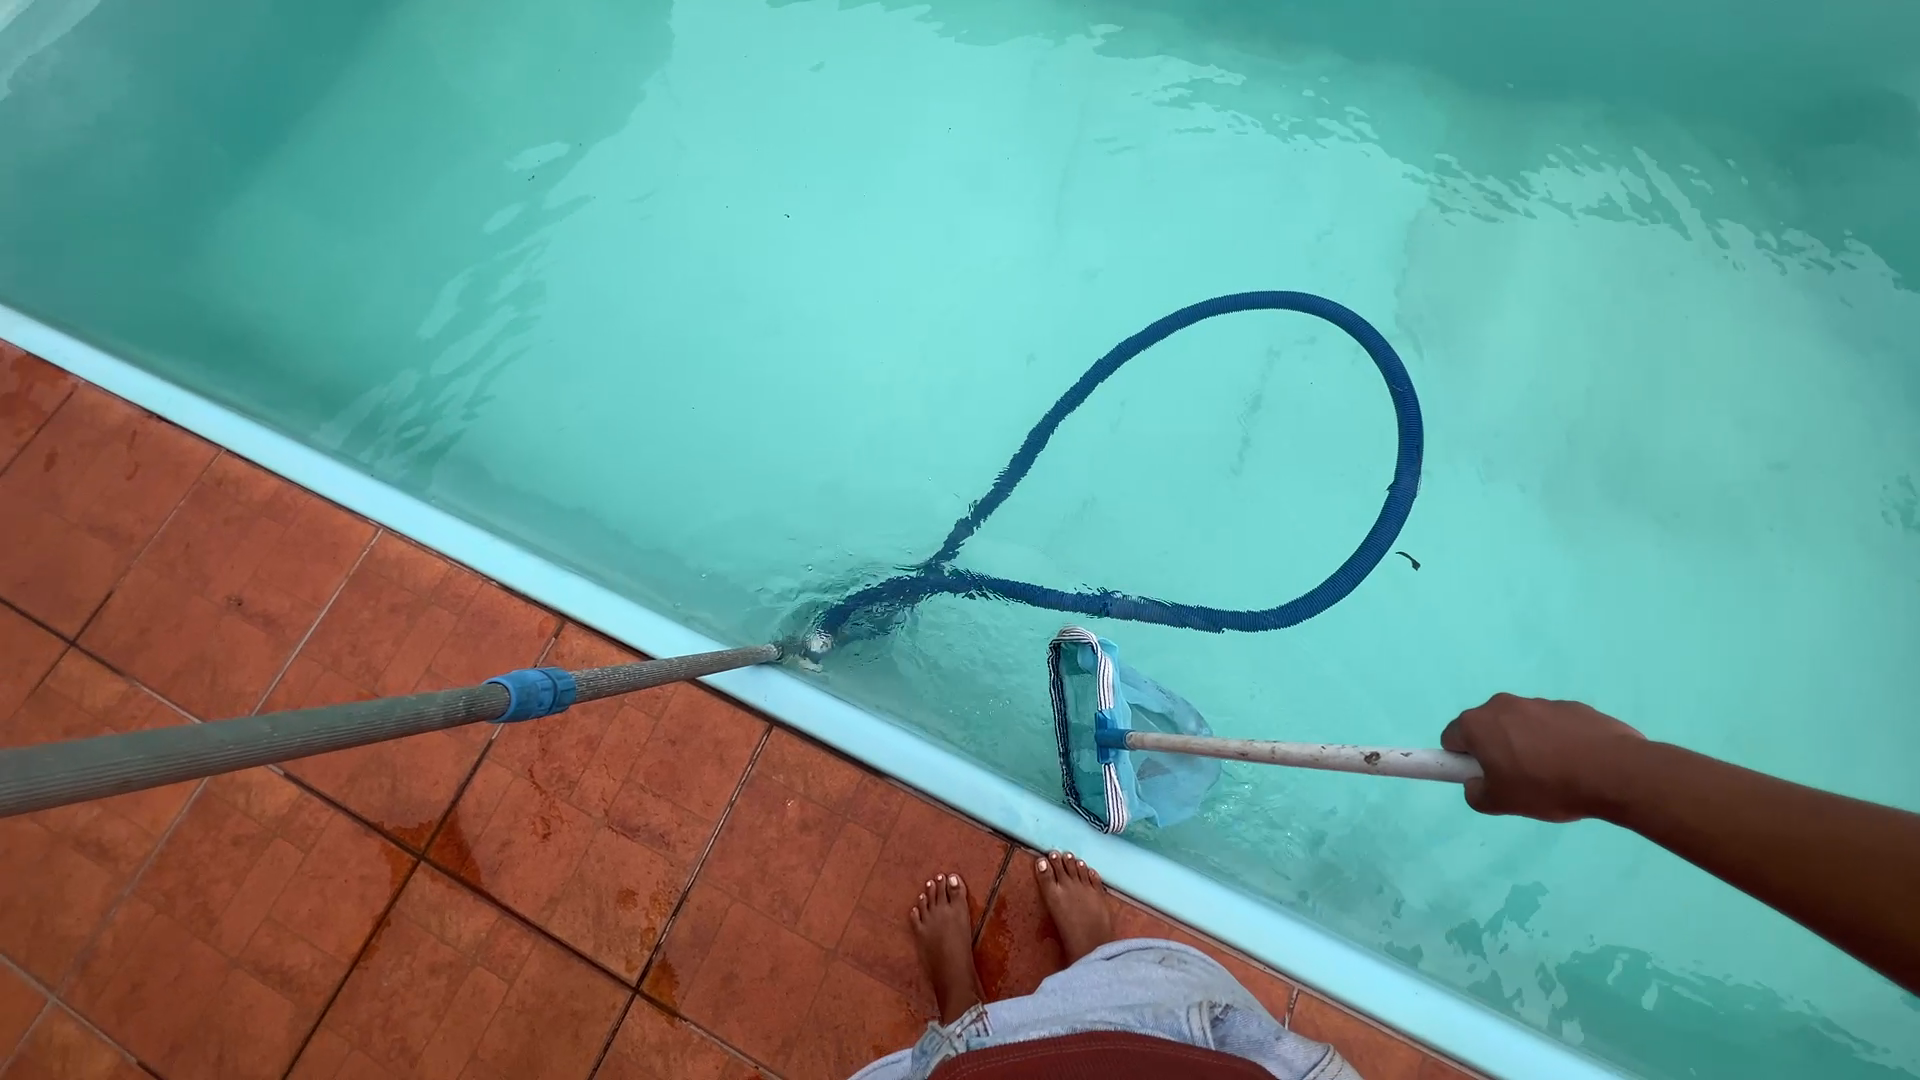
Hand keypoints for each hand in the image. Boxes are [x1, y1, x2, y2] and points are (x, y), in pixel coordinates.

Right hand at [1441, 694, 1646, 821]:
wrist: (1619, 774)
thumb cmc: (1549, 786)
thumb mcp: (1501, 803)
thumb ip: (1475, 793)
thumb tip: (1476, 783)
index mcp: (1476, 724)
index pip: (1451, 738)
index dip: (1464, 760)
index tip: (1485, 778)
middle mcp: (1502, 705)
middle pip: (1488, 728)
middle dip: (1497, 749)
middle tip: (1520, 779)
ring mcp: (1540, 703)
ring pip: (1523, 725)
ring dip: (1530, 744)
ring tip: (1558, 773)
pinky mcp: (1574, 707)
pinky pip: (1556, 725)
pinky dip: (1561, 741)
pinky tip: (1582, 764)